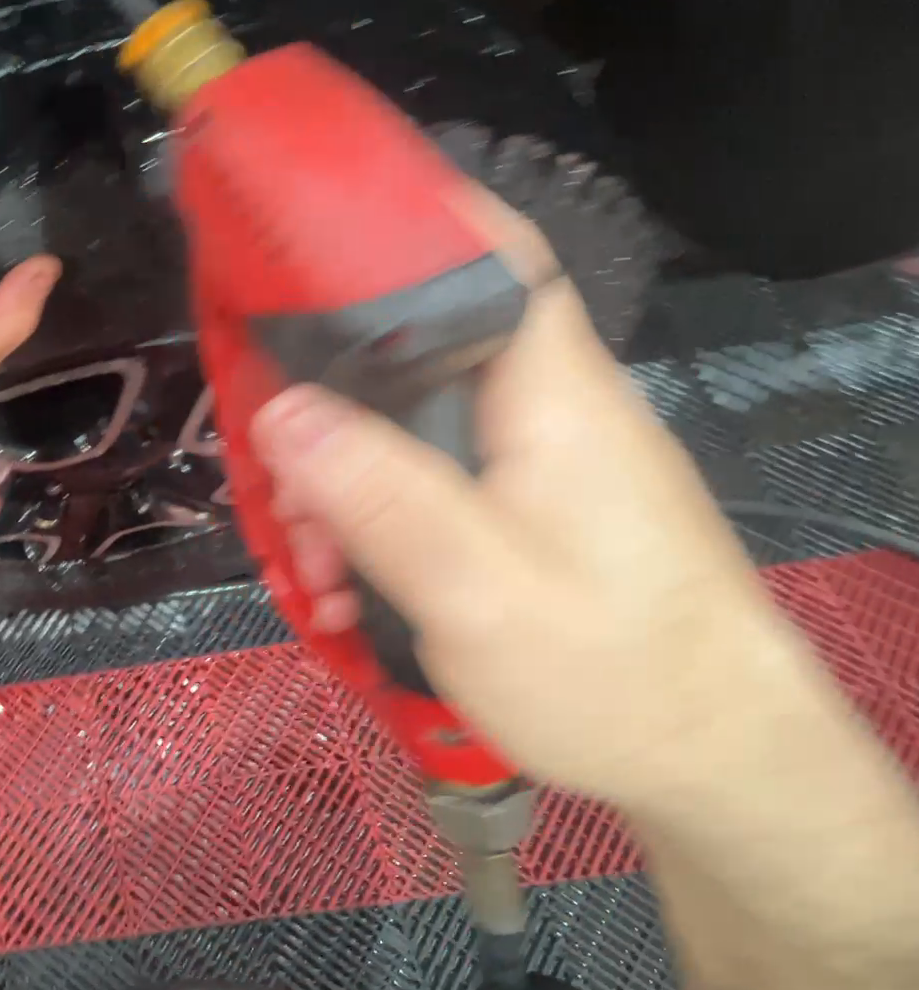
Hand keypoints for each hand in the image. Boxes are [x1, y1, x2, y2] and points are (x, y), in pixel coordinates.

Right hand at [248, 196, 845, 810]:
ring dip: (327, 494)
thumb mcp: (480, 594)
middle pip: (398, 359)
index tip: (299, 230)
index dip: (399, 221)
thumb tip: (279, 409)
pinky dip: (355, 528)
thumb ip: (381, 498)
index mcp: (546, 396)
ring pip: (385, 433)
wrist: (709, 768)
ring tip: (315, 575)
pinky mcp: (497, 508)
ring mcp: (510, 461)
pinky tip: (341, 590)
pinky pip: (401, 487)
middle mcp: (527, 408)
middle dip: (317, 417)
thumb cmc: (615, 677)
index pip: (485, 258)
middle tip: (280, 497)